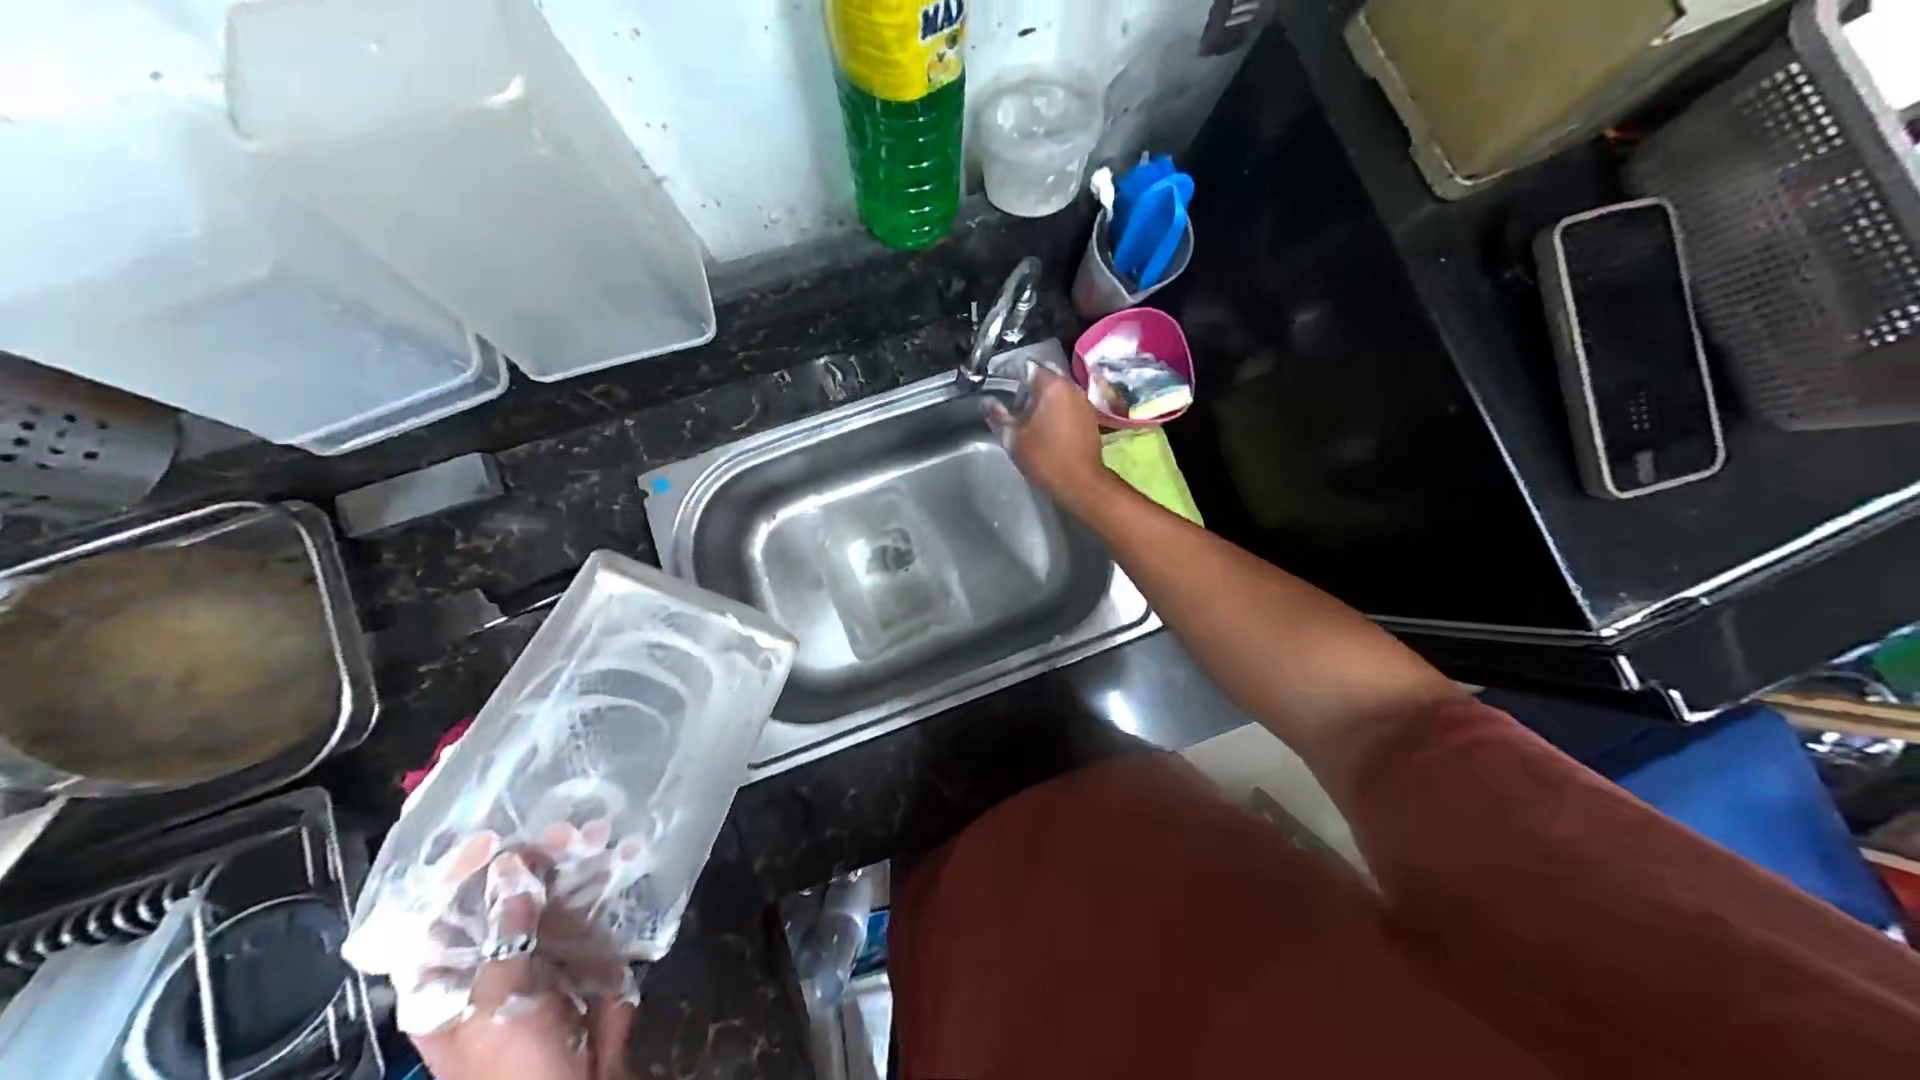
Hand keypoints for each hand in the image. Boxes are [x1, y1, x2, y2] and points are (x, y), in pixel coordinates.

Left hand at [410, 855, 637, 1079]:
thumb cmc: (517, 1074)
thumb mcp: (499, 1009)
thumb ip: (503, 937)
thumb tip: (510, 868)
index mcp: (449, 981)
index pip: (439, 914)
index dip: (458, 875)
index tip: (490, 840)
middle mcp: (495, 958)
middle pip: (505, 895)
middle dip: (534, 858)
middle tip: (565, 833)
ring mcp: (544, 954)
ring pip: (555, 894)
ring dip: (578, 861)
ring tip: (600, 836)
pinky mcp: (588, 954)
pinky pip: (596, 910)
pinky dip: (611, 880)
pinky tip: (626, 855)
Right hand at [986, 366, 1108, 507]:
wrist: (1081, 482)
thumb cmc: (1044, 458)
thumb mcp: (1013, 438)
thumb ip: (997, 415)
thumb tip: (986, 402)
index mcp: (1051, 385)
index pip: (1026, 366)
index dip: (1008, 372)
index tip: (996, 382)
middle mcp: (1071, 386)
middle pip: (1044, 374)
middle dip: (1027, 384)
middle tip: (1013, 402)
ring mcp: (1084, 400)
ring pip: (1058, 388)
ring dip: (1042, 396)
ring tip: (1028, 415)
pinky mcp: (1090, 416)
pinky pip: (1068, 402)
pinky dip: (1056, 406)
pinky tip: (1046, 424)